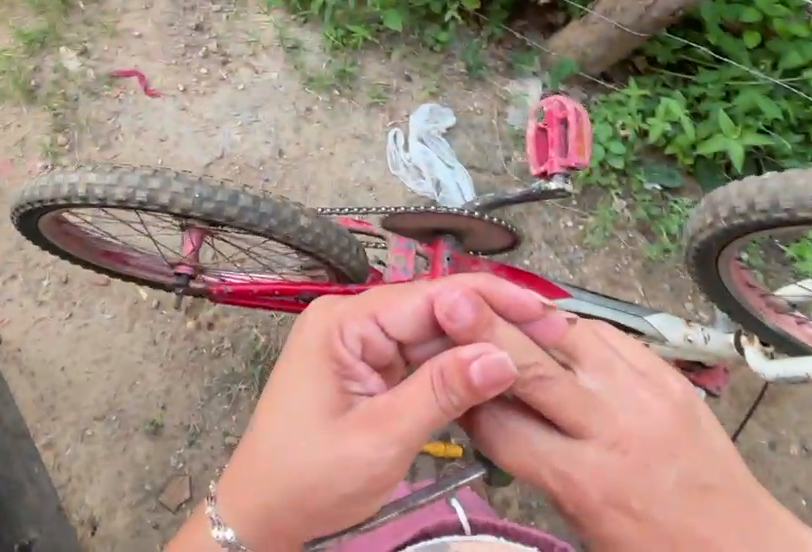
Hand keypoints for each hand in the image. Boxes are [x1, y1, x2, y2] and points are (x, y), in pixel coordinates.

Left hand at [169, 275, 569, 550]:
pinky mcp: (369, 371)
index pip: (429, 295)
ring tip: (534, 354)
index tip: (542, 311)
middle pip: (434, 312)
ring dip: (477, 348)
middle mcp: (353, 321)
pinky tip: (494, 377)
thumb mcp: (380, 438)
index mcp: (345, 321)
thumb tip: (502, 355)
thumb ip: (442, 392)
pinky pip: (421, 362)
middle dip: (489, 324)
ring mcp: (362, 346)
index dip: (489, 300)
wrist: (262, 517)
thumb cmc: (307, 478)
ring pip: (433, 337)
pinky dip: (455, 373)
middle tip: (550, 336)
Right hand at [441, 302, 811, 551]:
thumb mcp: (583, 528)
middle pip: (533, 369)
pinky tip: (558, 333)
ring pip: (571, 336)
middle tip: (453, 302)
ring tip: (500, 309)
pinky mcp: (668, 375)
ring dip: (531, 322)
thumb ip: (535, 468)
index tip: (440, 377)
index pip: (504, 428)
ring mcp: (645, 394)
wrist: (745, 551)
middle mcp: (612, 429)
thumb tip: (489, 414)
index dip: (467, 403)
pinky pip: (608, 335)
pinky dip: (575, 331)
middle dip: (487, 333)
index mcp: (586, 483)